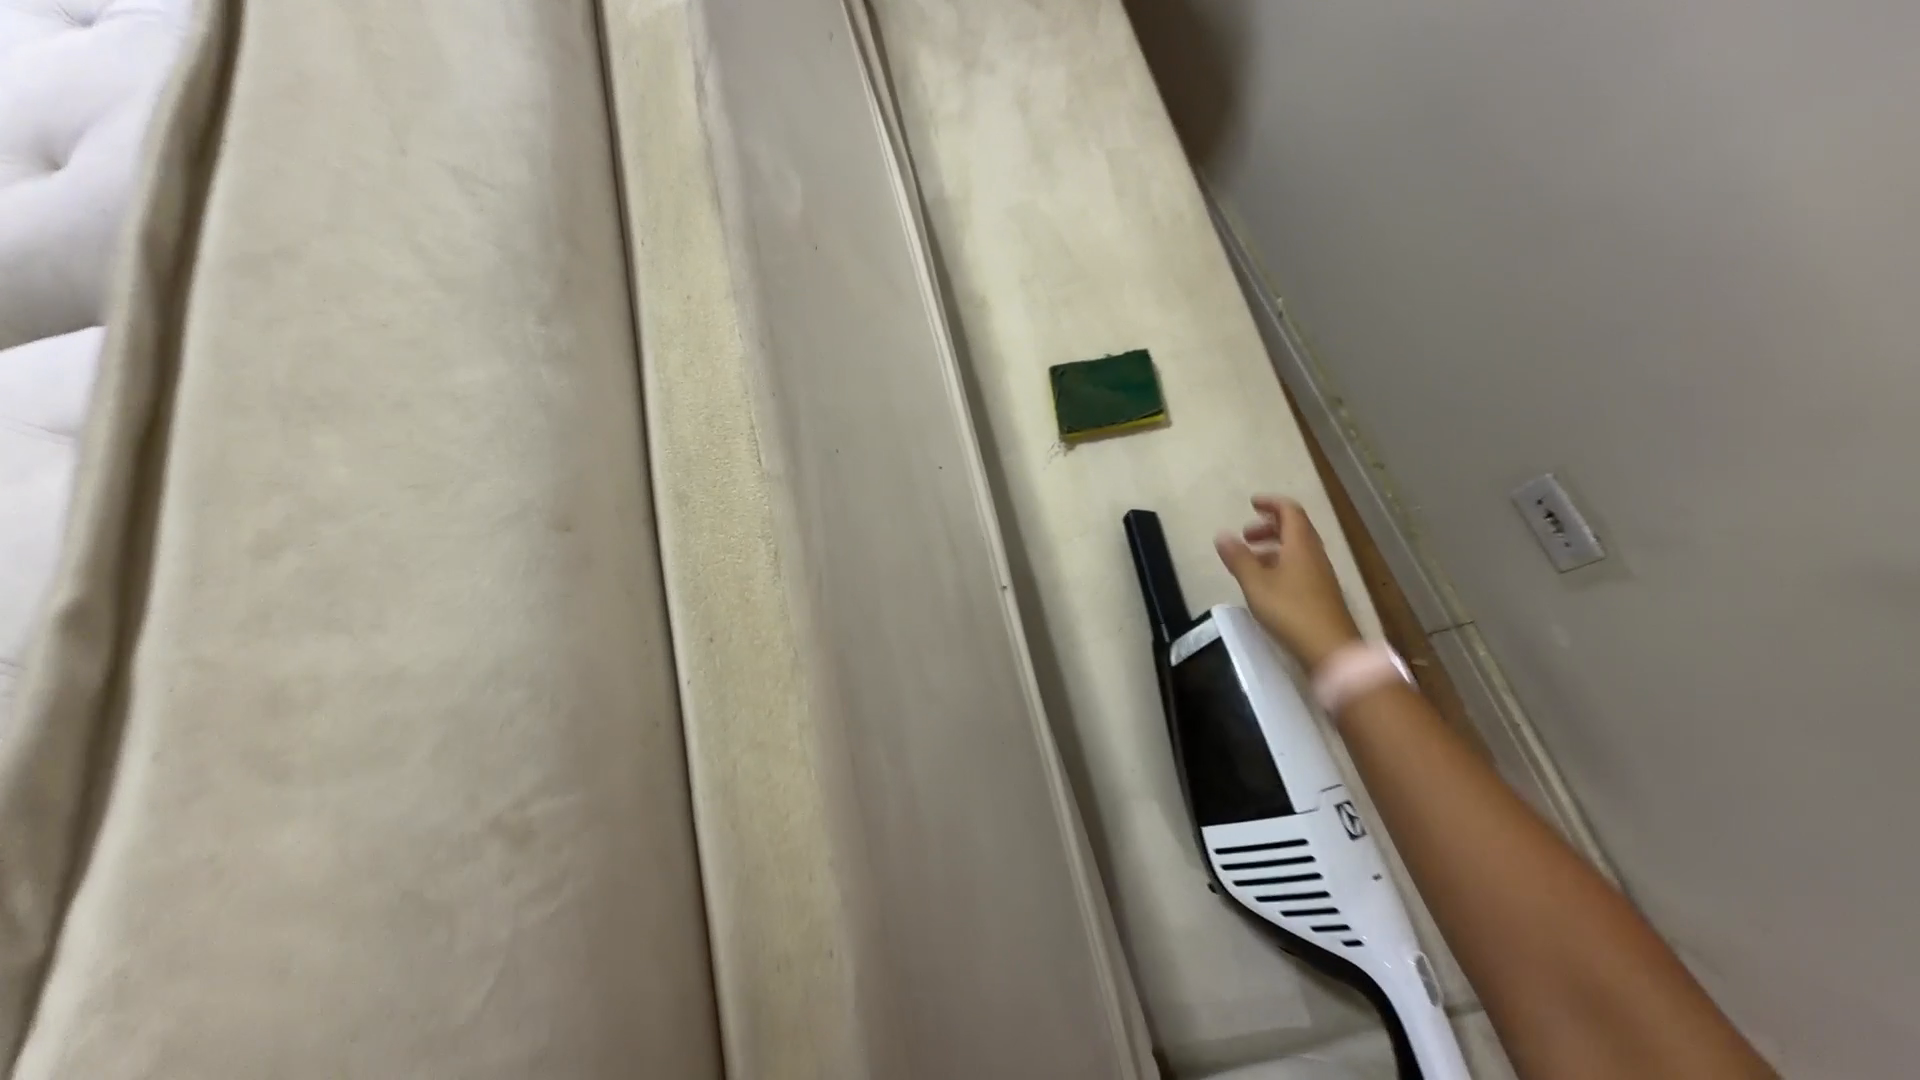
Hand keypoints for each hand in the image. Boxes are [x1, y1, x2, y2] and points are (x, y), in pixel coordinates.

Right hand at [1215, 495, 1362, 671]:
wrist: (1330, 648)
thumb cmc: (1290, 610)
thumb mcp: (1256, 584)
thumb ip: (1238, 558)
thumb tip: (1222, 534)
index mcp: (1301, 545)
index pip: (1290, 511)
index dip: (1271, 503)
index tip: (1251, 503)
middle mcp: (1314, 554)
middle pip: (1295, 529)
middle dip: (1269, 526)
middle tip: (1246, 535)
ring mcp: (1321, 575)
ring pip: (1297, 549)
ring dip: (1274, 547)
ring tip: (1250, 560)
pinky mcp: (1321, 593)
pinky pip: (1300, 566)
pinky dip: (1281, 563)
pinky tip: (1266, 583)